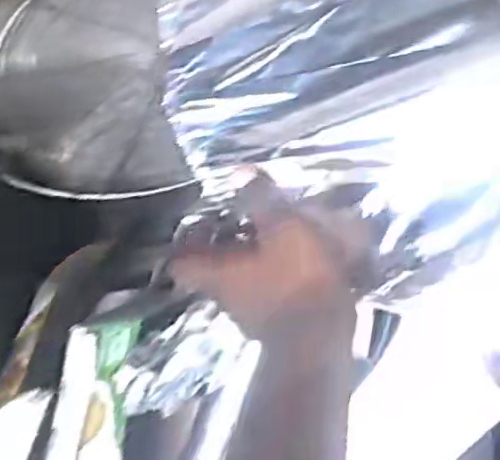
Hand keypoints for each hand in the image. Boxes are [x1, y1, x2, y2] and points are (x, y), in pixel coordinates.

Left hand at [170, 172, 357, 346]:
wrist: (318, 328)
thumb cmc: (296, 273)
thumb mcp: (283, 227)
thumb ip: (261, 201)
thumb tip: (239, 172)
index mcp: (214, 270)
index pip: (182, 254)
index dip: (192, 232)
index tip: (214, 211)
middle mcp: (222, 289)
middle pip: (213, 262)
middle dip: (230, 237)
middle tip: (254, 213)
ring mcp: (247, 303)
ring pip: (240, 270)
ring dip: (255, 250)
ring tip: (284, 226)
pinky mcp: (273, 310)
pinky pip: (266, 279)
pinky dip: (276, 264)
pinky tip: (302, 251)